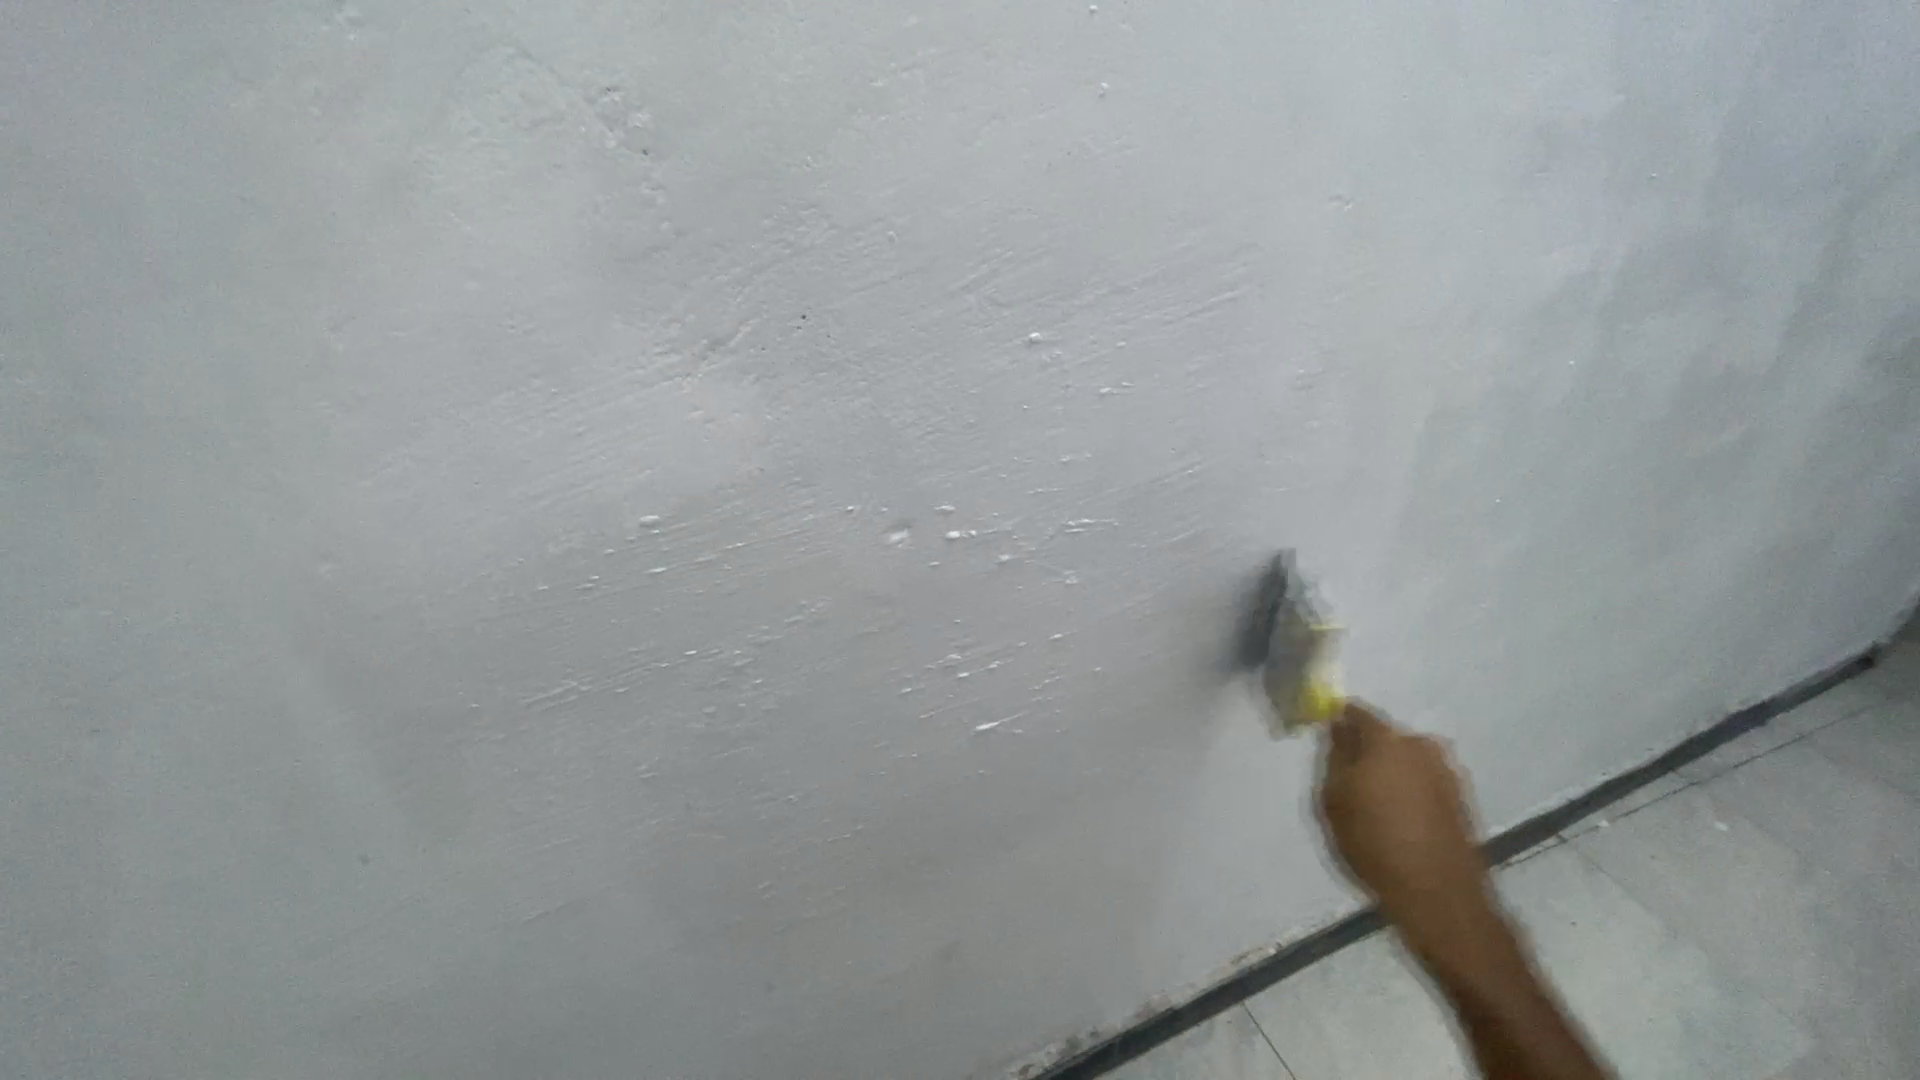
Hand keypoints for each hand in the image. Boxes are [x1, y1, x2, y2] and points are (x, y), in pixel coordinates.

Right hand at [1316, 701, 1495, 964]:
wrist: (1438, 894)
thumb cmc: (1373, 841)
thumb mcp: (1333, 798)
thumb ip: (1334, 756)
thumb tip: (1337, 728)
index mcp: (1387, 739)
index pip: (1355, 711)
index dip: (1336, 720)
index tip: (1322, 737)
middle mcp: (1422, 745)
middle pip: (1383, 734)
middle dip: (1363, 748)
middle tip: (1344, 776)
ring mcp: (1447, 771)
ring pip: (1405, 758)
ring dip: (1387, 770)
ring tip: (1370, 803)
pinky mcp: (1461, 798)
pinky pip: (1422, 780)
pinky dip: (1407, 789)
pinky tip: (1396, 817)